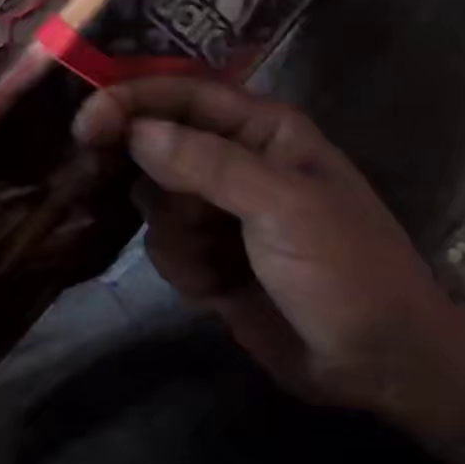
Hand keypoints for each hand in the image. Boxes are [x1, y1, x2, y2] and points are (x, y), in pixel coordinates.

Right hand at [73, 77, 464, 415]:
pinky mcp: (204, 253)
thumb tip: (136, 131)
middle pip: (155, 141)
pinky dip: (181, 264)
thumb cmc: (347, 270)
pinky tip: (215, 287)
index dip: (132, 100)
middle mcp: (232, 160)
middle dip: (141, 169)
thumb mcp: (285, 208)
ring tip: (213, 258)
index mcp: (261, 130)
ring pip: (151, 197)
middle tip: (107, 182)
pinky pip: (161, 243)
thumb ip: (208, 164)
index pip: (183, 95)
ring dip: (172, 230)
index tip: (87, 121)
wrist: (377, 368)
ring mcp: (216, 209)